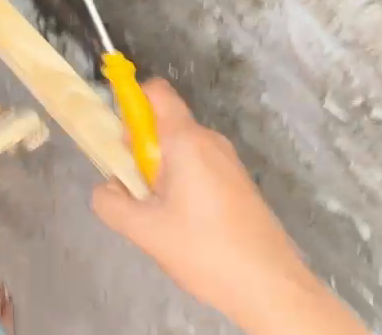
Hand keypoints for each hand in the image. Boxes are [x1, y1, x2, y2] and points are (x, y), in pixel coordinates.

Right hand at [91, 80, 365, 334]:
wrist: (275, 291)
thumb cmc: (206, 250)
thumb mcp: (144, 231)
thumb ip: (109, 202)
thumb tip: (106, 187)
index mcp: (186, 140)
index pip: (155, 91)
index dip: (131, 100)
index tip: (122, 138)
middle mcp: (210, 141)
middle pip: (165, 123)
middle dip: (142, 147)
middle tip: (139, 188)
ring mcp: (230, 163)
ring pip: (181, 148)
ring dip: (163, 169)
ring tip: (163, 213)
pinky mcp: (241, 185)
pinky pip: (200, 166)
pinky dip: (185, 183)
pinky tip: (189, 225)